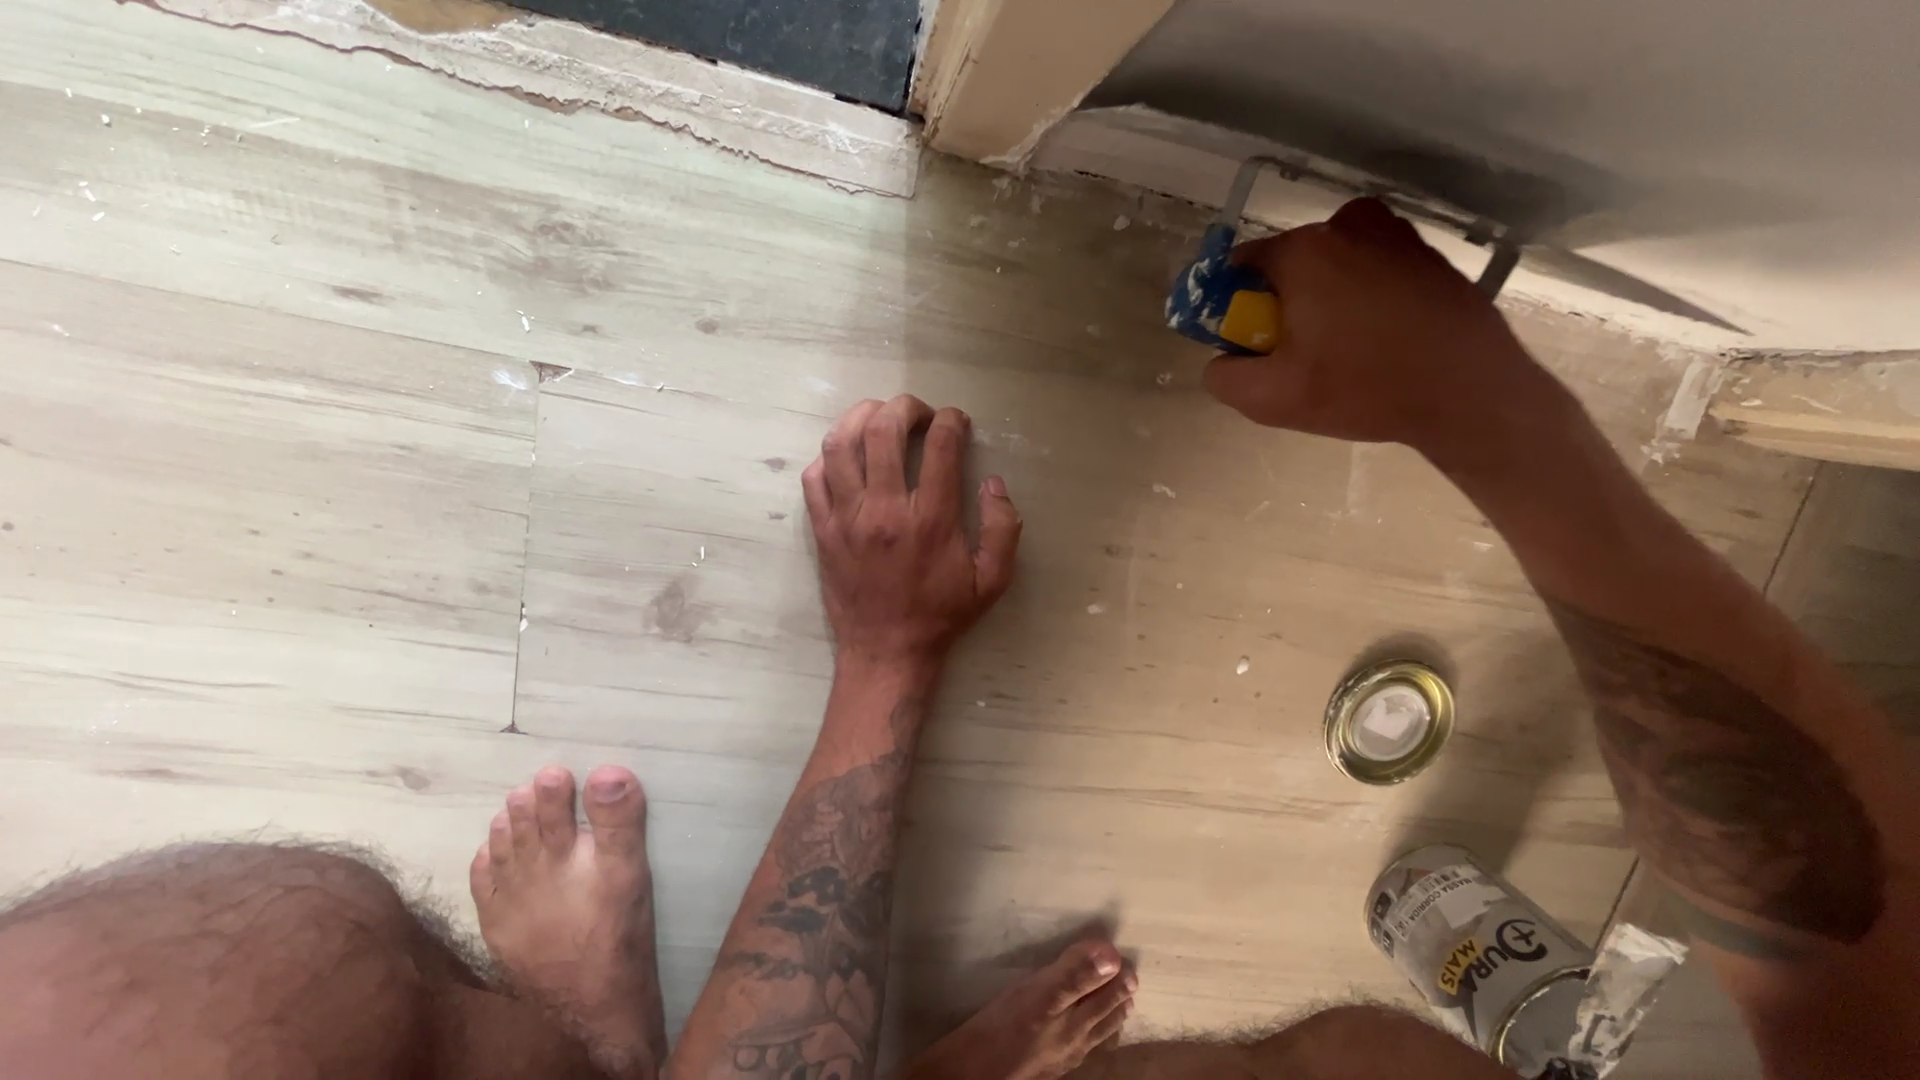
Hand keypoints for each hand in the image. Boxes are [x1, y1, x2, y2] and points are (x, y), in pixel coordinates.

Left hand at [802, 395, 1021, 671]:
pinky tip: (847, 456)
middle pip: (883, 431)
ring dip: (860, 418)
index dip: (951, 421)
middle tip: (917, 413)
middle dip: (904, 407)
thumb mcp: (992, 580)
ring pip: (840, 445)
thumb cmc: (941, 615)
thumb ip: (1003, 529)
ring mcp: (847, 519)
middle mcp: (885, 510)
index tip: (956, 421)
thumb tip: (994, 483)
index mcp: (931, 520)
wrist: (886, 651)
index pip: (940, 446)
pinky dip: (828, 457)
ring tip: (878, 417)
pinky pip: (813, 479)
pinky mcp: (823, 531)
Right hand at [1202, 198, 1573, 463]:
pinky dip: (1362, 298)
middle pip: (1287, 265)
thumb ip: (1224, 377)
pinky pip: (1371, 271)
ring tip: (1340, 351)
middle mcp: (1346, 226)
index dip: (1233, 306)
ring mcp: (1394, 235)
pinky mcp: (1427, 254)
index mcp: (1302, 252)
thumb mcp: (1272, 399)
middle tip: (1294, 355)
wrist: (1471, 391)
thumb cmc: (1364, 388)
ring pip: (1331, 266)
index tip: (1247, 343)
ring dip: (1322, 300)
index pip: (1238, 266)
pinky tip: (1376, 341)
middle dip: (1280, 305)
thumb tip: (1219, 361)